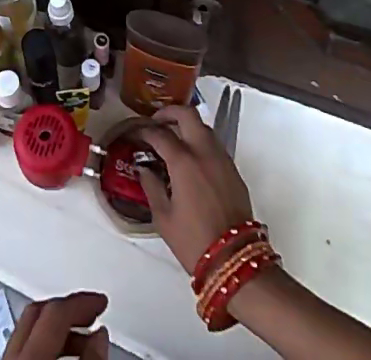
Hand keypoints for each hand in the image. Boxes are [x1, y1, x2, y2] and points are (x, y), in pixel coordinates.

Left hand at [4, 292, 110, 358]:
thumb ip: (90, 358)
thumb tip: (100, 336)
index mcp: (27, 354)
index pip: (55, 310)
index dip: (82, 301)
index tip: (101, 300)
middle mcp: (11, 354)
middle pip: (38, 313)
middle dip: (68, 308)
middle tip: (92, 310)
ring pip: (28, 330)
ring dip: (58, 328)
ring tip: (85, 339)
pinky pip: (23, 346)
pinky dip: (44, 343)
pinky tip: (65, 354)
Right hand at [137, 104, 253, 272]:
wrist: (234, 258)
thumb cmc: (193, 240)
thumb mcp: (163, 217)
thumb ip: (151, 187)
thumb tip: (143, 169)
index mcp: (184, 162)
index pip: (160, 134)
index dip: (145, 131)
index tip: (136, 133)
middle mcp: (204, 152)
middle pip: (188, 114)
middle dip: (169, 112)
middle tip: (156, 122)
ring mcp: (222, 158)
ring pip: (204, 126)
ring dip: (187, 125)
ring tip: (173, 137)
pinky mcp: (233, 169)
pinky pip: (214, 144)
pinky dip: (200, 141)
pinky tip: (191, 157)